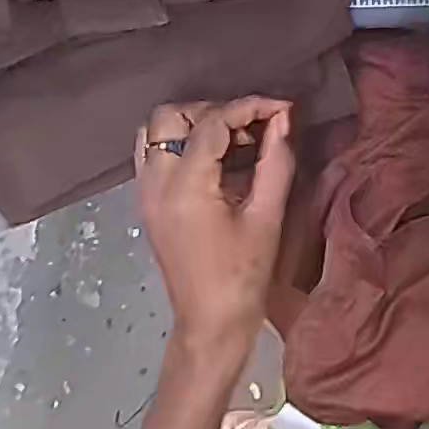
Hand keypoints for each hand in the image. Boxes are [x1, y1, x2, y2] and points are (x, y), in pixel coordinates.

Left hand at [135, 97, 294, 363]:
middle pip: (171, 116)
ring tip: (234, 140)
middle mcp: (154, 183)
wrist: (211, 321)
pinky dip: (181, 142)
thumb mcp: (267, 216)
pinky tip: (214, 158)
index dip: (250, 107)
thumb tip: (283, 120)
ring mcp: (145, 192)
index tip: (282, 109)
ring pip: (156, 130)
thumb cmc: (244, 274)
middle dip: (215, 110)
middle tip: (253, 127)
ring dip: (194, 124)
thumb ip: (275, 161)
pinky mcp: (148, 202)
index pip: (212, 123)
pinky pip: (153, 153)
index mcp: (184, 188)